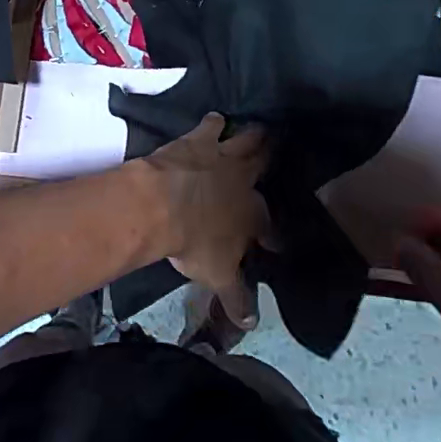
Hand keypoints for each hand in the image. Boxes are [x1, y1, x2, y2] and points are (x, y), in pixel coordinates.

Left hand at [139, 113, 268, 328]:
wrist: (163, 204)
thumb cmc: (194, 242)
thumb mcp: (217, 276)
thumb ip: (235, 298)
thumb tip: (250, 323)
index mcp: (252, 215)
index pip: (268, 227)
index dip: (272, 235)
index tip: (275, 241)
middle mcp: (243, 180)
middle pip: (264, 166)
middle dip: (272, 162)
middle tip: (277, 152)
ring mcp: (222, 156)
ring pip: (247, 139)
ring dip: (253, 136)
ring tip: (260, 129)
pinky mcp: (198, 139)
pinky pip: (211, 125)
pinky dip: (214, 122)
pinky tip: (215, 117)